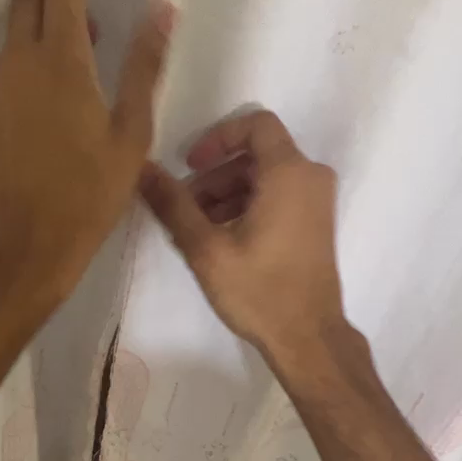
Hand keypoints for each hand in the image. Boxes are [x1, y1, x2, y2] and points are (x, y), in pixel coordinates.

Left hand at [0, 0, 174, 293]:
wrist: (30, 247)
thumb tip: (161, 11)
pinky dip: (18, 77)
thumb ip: (143, 66)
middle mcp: (16, 61)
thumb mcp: (131, 135)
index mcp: (61, 57)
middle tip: (82, 18)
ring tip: (68, 72)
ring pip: (10, 40)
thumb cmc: (89, 195)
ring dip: (36, 38)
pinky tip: (39, 111)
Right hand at [140, 110, 357, 369]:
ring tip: (198, 230)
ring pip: (265, 179)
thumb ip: (174, 206)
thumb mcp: (207, 250)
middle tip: (185, 208)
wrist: (306, 335)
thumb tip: (144, 171)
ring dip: (228, 194)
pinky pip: (278, 198)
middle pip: (256, 154)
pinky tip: (223, 241)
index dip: (217, 139)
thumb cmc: (259, 291)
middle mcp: (310, 176)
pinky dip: (248, 207)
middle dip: (216, 176)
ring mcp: (316, 201)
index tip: (190, 167)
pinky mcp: (314, 224)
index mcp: (289, 172)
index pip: (255, 125)